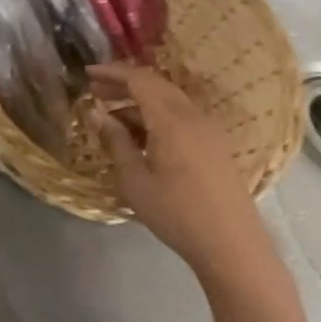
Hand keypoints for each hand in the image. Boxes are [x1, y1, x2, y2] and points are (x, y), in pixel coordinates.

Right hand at [89, 61, 273, 277]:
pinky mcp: (216, 147)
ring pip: (169, 101)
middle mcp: (193, 117)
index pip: (139, 79)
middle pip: (156, 85)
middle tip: (95, 90)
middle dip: (124, 84)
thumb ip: (116, 141)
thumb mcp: (135, 180)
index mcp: (172, 119)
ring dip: (140, 102)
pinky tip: (141, 137)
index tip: (86, 72)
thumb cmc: (178, 214)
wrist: (234, 249)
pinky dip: (157, 116)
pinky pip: (182, 118)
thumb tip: (97, 113)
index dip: (111, 72)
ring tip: (112, 117)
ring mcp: (209, 132)